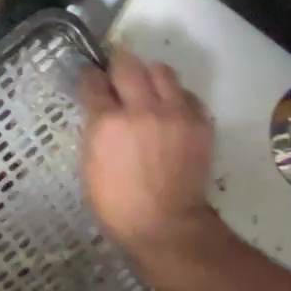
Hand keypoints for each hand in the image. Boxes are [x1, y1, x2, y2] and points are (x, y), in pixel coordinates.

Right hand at [79, 52, 221, 261]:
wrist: (165, 225)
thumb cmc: (118, 205)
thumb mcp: (91, 167)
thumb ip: (95, 131)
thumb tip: (101, 112)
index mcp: (107, 124)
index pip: (94, 82)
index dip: (90, 78)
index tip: (91, 79)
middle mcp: (141, 109)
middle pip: (128, 64)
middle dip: (119, 69)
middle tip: (118, 81)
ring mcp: (175, 113)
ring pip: (162, 71)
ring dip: (151, 78)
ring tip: (149, 95)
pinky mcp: (200, 121)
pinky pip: (187, 95)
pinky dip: (176, 100)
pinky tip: (170, 116)